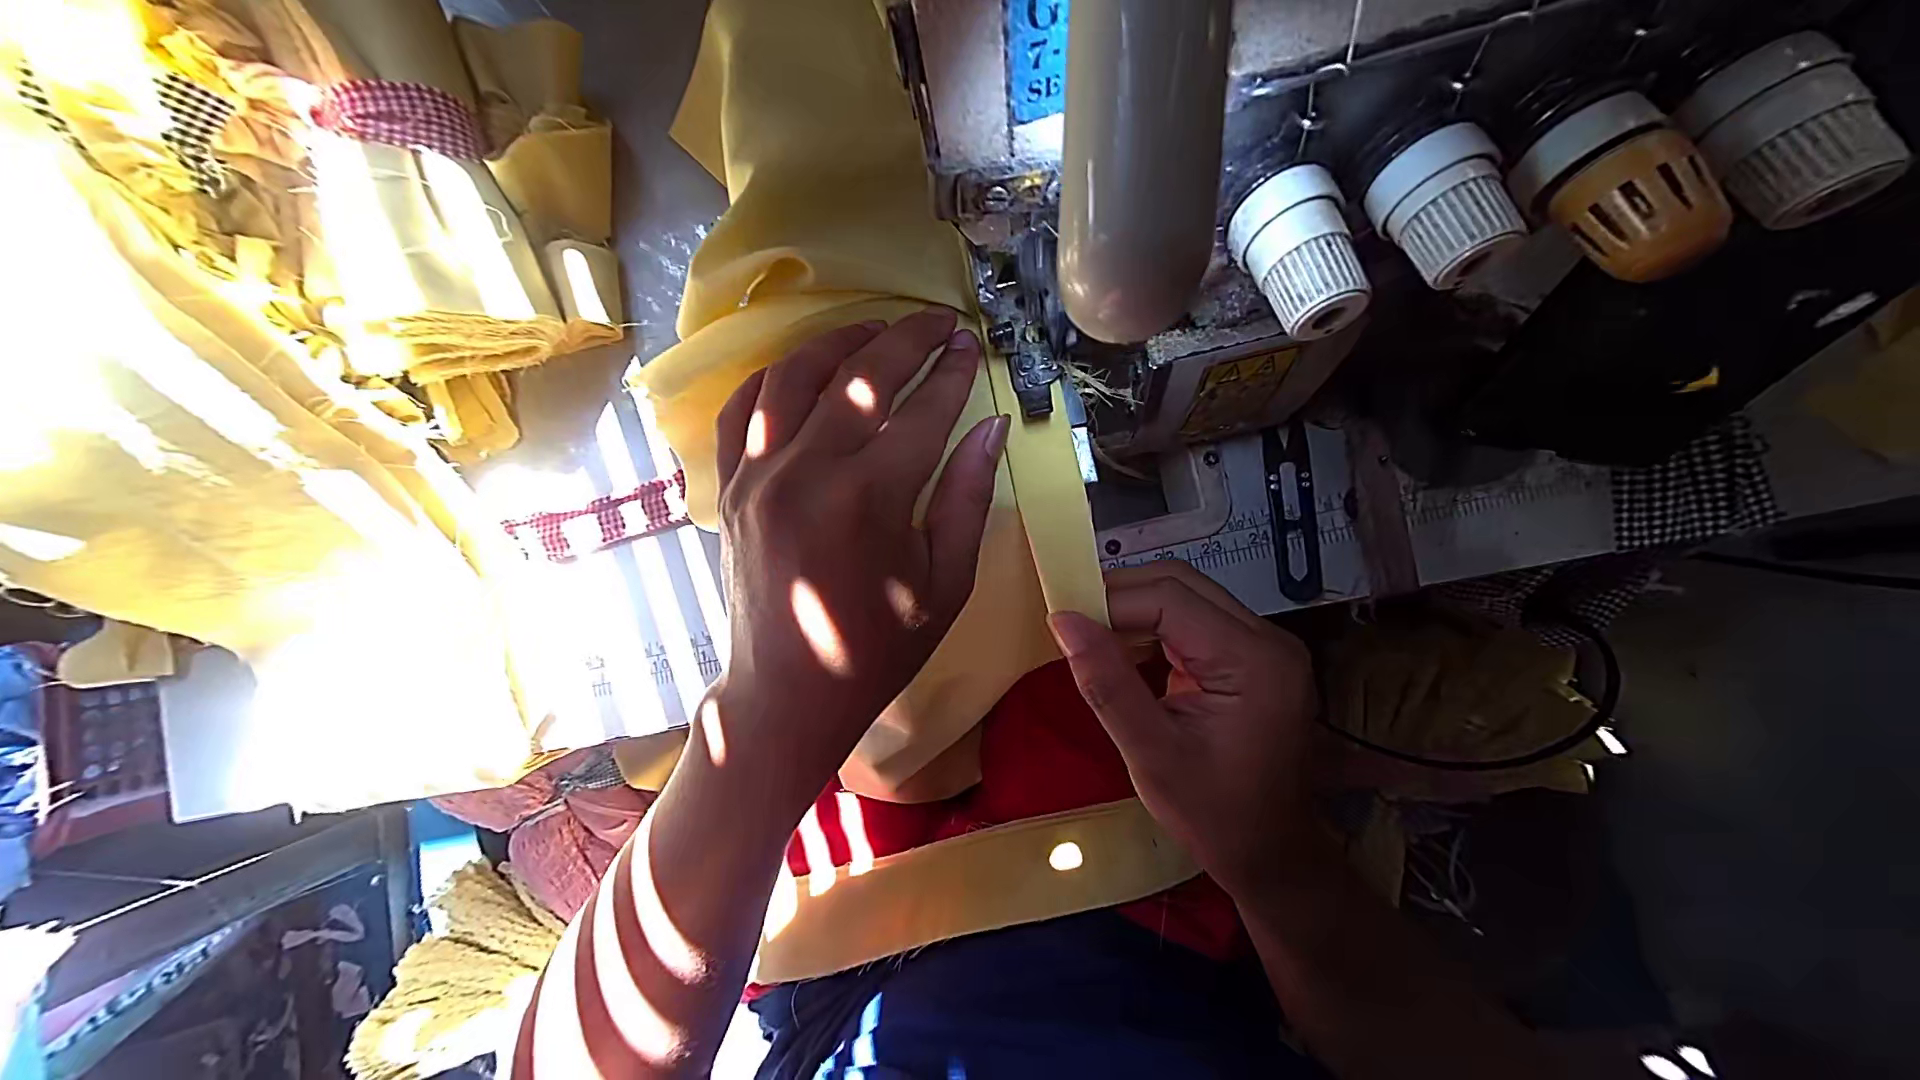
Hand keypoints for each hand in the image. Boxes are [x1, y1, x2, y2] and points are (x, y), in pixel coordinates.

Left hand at [709, 309, 1008, 796]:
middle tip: (937, 322)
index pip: (922, 412)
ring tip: (876, 332)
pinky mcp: (729, 488)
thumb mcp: (945, 585)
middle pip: (860, 375)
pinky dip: (775, 378)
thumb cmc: (878, 651)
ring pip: (794, 375)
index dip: (953, 374)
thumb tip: (989, 427)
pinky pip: (742, 410)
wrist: (787, 696)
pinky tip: (805, 370)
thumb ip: (967, 498)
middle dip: (906, 339)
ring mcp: (756, 476)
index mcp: (869, 500)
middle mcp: (806, 472)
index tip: (970, 346)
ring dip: (840, 342)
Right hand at [1048, 562, 1320, 894]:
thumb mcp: (1151, 755)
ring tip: (1094, 640)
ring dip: (1132, 609)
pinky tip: (1124, 652)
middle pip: (1179, 582)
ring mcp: (1261, 644)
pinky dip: (1149, 626)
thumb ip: (1107, 683)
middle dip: (1119, 597)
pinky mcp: (1248, 654)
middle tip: (1074, 626)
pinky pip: (1190, 617)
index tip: (1063, 623)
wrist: (1272, 853)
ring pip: (1183, 593)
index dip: (1110, 602)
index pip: (1169, 598)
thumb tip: (1063, 622)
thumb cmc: (1215, 815)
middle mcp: (1266, 639)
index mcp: (1253, 660)